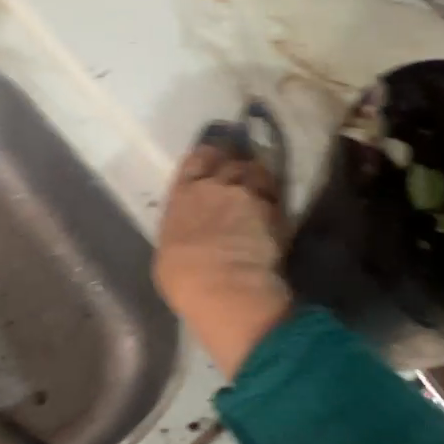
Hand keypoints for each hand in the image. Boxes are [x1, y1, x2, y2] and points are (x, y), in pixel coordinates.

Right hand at [153, 144, 292, 377]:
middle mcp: (214, 185)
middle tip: (239, 171)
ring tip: (260, 187)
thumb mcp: (168, 250)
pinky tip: (274, 207)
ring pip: (257, 171)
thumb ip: (182, 229)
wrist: (224, 286)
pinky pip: (275, 194)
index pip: (196, 160)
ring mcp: (246, 194)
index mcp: (183, 195)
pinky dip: (274, 198)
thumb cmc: (183, 277)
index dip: (207, 157)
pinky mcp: (274, 209)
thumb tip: (191, 230)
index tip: (213, 159)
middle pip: (229, 159)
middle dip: (235, 162)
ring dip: (258, 176)